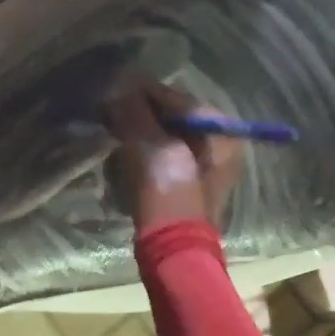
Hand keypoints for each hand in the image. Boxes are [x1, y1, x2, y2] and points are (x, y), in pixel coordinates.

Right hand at [106, 77, 242, 230]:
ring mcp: (206, 171)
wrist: (172, 250)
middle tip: (110, 121)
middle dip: (140, 121)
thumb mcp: (151, 147)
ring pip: (165, 142)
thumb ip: (135, 113)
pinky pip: (163, 162)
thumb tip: (119, 85)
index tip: (113, 94)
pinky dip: (143, 160)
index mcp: (223, 132)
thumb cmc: (168, 193)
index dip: (143, 95)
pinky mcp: (188, 190)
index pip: (178, 99)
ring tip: (115, 146)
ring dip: (138, 141)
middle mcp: (222, 147)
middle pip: (172, 121)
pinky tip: (125, 167)